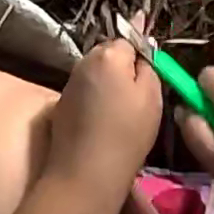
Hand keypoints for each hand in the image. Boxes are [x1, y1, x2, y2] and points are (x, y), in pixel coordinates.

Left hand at [44, 38, 161, 213]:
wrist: (84, 174)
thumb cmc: (126, 134)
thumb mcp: (151, 98)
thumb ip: (149, 67)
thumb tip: (143, 52)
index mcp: (108, 55)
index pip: (129, 39)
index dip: (141, 53)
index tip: (149, 66)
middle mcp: (84, 61)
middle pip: (110, 53)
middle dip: (123, 66)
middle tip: (138, 93)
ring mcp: (70, 81)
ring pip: (96, 72)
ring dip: (108, 81)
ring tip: (122, 108)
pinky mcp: (61, 102)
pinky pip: (85, 89)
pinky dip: (95, 97)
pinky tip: (104, 119)